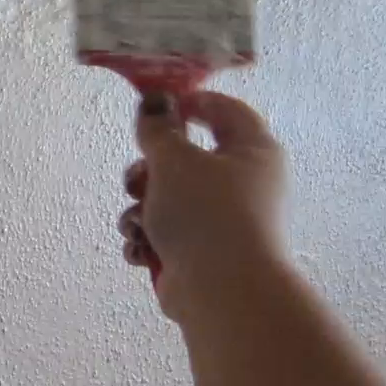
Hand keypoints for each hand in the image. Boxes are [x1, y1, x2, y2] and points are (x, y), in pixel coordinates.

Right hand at [118, 90, 287, 320]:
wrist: (218, 286)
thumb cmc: (204, 214)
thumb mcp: (173, 163)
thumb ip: (158, 130)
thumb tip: (154, 100)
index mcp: (250, 151)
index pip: (224, 111)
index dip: (189, 104)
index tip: (153, 110)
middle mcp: (241, 181)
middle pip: (183, 161)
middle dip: (147, 174)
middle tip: (135, 181)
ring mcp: (220, 218)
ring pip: (164, 201)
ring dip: (140, 212)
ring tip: (138, 226)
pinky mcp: (199, 249)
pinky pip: (163, 233)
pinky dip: (146, 239)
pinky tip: (144, 250)